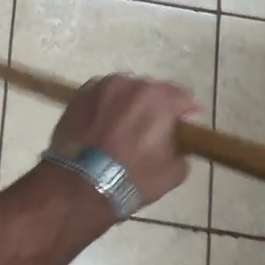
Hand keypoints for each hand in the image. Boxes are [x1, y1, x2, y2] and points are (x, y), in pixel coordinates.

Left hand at [49, 74, 200, 207]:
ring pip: (124, 90)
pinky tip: (103, 124)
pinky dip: (105, 105)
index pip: (182, 97)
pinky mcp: (79, 93)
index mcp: (158, 98)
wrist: (82, 181)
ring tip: (123, 127)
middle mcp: (129, 83)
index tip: (182, 126)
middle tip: (151, 129)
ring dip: (128, 103)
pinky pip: (101, 95)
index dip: (185, 112)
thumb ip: (181, 144)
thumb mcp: (176, 168)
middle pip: (151, 90)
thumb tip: (176, 136)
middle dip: (155, 107)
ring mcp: (101, 85)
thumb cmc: (134, 177)